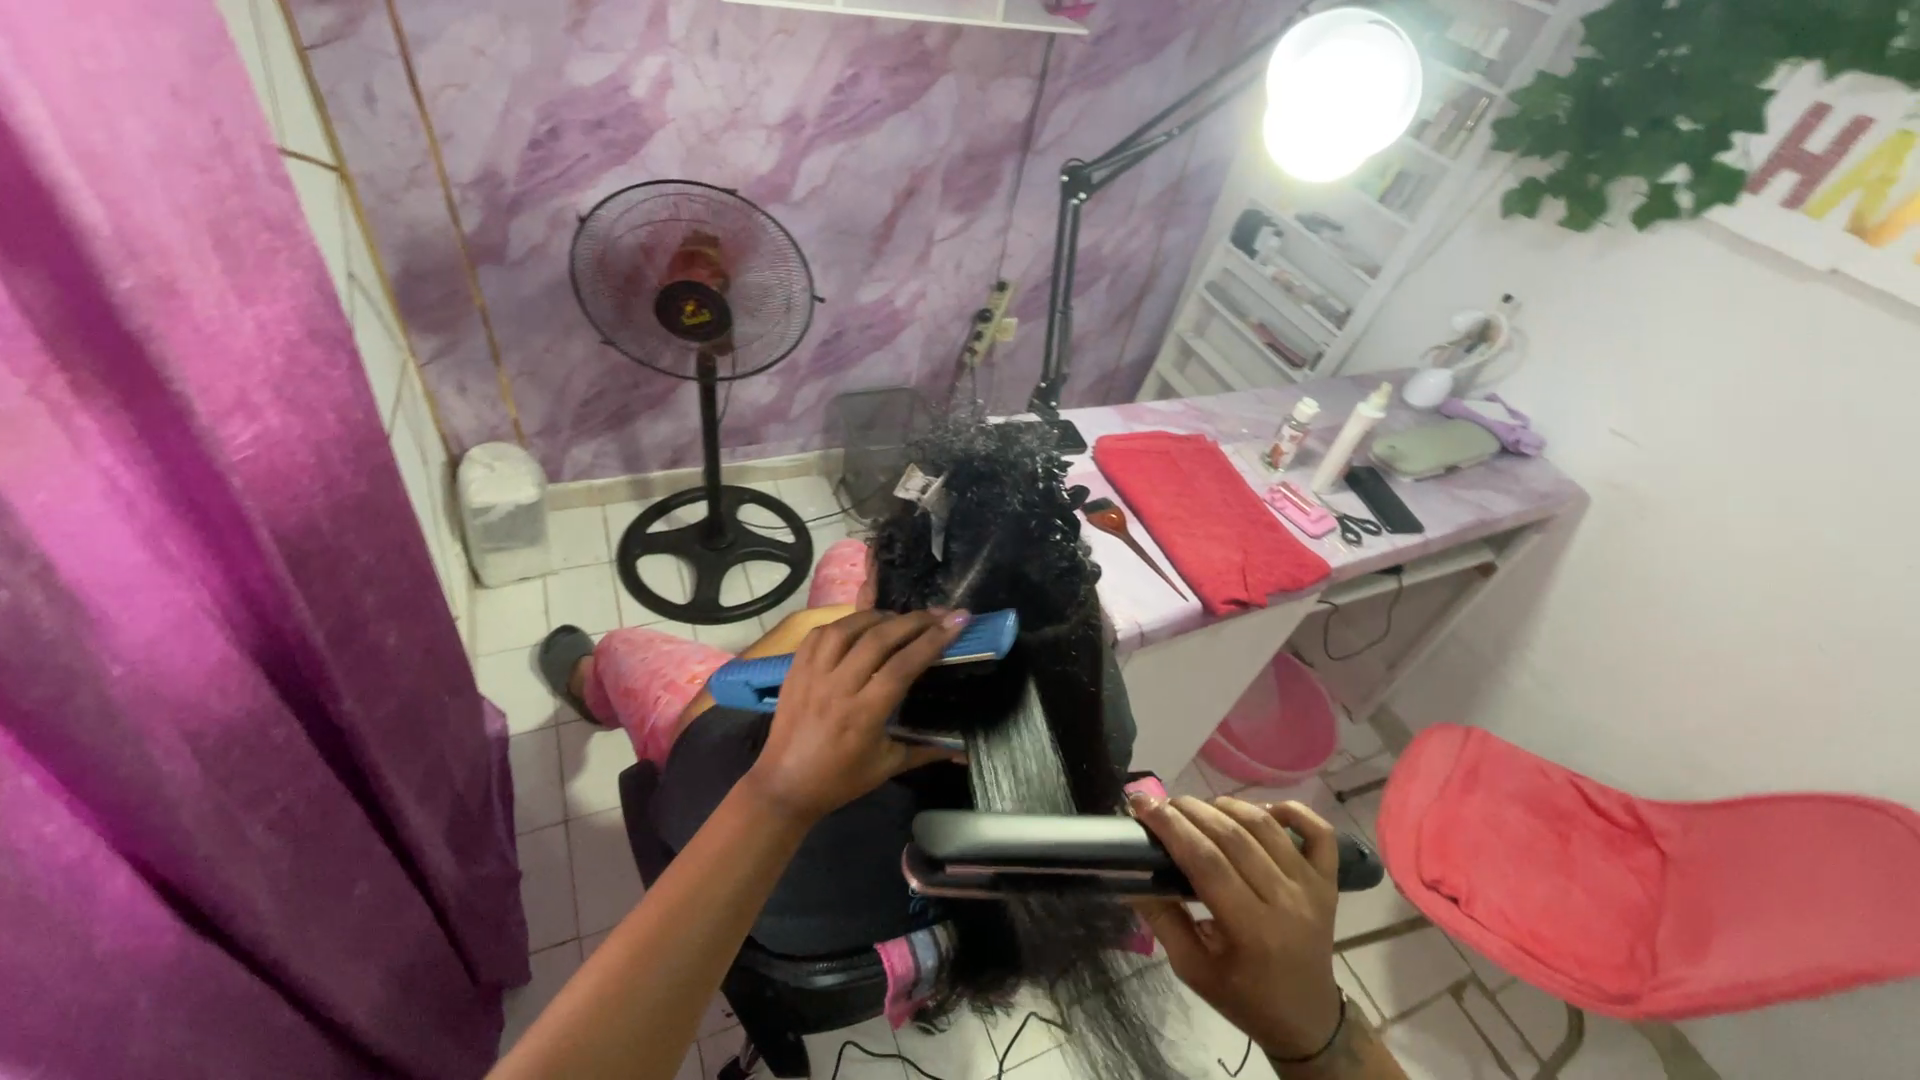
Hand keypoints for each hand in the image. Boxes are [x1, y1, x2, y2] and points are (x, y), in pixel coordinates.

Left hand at [744, 609, 968, 822]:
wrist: (784, 785)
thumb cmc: (839, 780)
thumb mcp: (886, 767)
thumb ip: (925, 750)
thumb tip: (961, 750)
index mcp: (863, 714)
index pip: (903, 666)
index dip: (932, 640)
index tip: (957, 621)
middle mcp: (837, 688)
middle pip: (879, 639)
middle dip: (914, 621)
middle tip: (938, 613)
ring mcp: (812, 675)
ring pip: (847, 628)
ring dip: (877, 616)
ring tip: (898, 618)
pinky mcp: (795, 669)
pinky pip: (819, 634)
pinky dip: (843, 623)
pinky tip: (860, 626)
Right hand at [1131, 795, 1343, 1060]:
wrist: (1307, 1019)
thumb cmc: (1244, 997)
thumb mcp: (1192, 969)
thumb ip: (1163, 920)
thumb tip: (1130, 876)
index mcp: (1252, 930)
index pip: (1206, 861)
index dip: (1171, 826)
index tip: (1141, 803)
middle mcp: (1286, 901)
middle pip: (1233, 837)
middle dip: (1190, 810)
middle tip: (1161, 803)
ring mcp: (1312, 888)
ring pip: (1266, 827)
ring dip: (1226, 805)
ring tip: (1198, 807)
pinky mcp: (1329, 882)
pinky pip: (1319, 832)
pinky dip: (1293, 811)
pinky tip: (1262, 810)